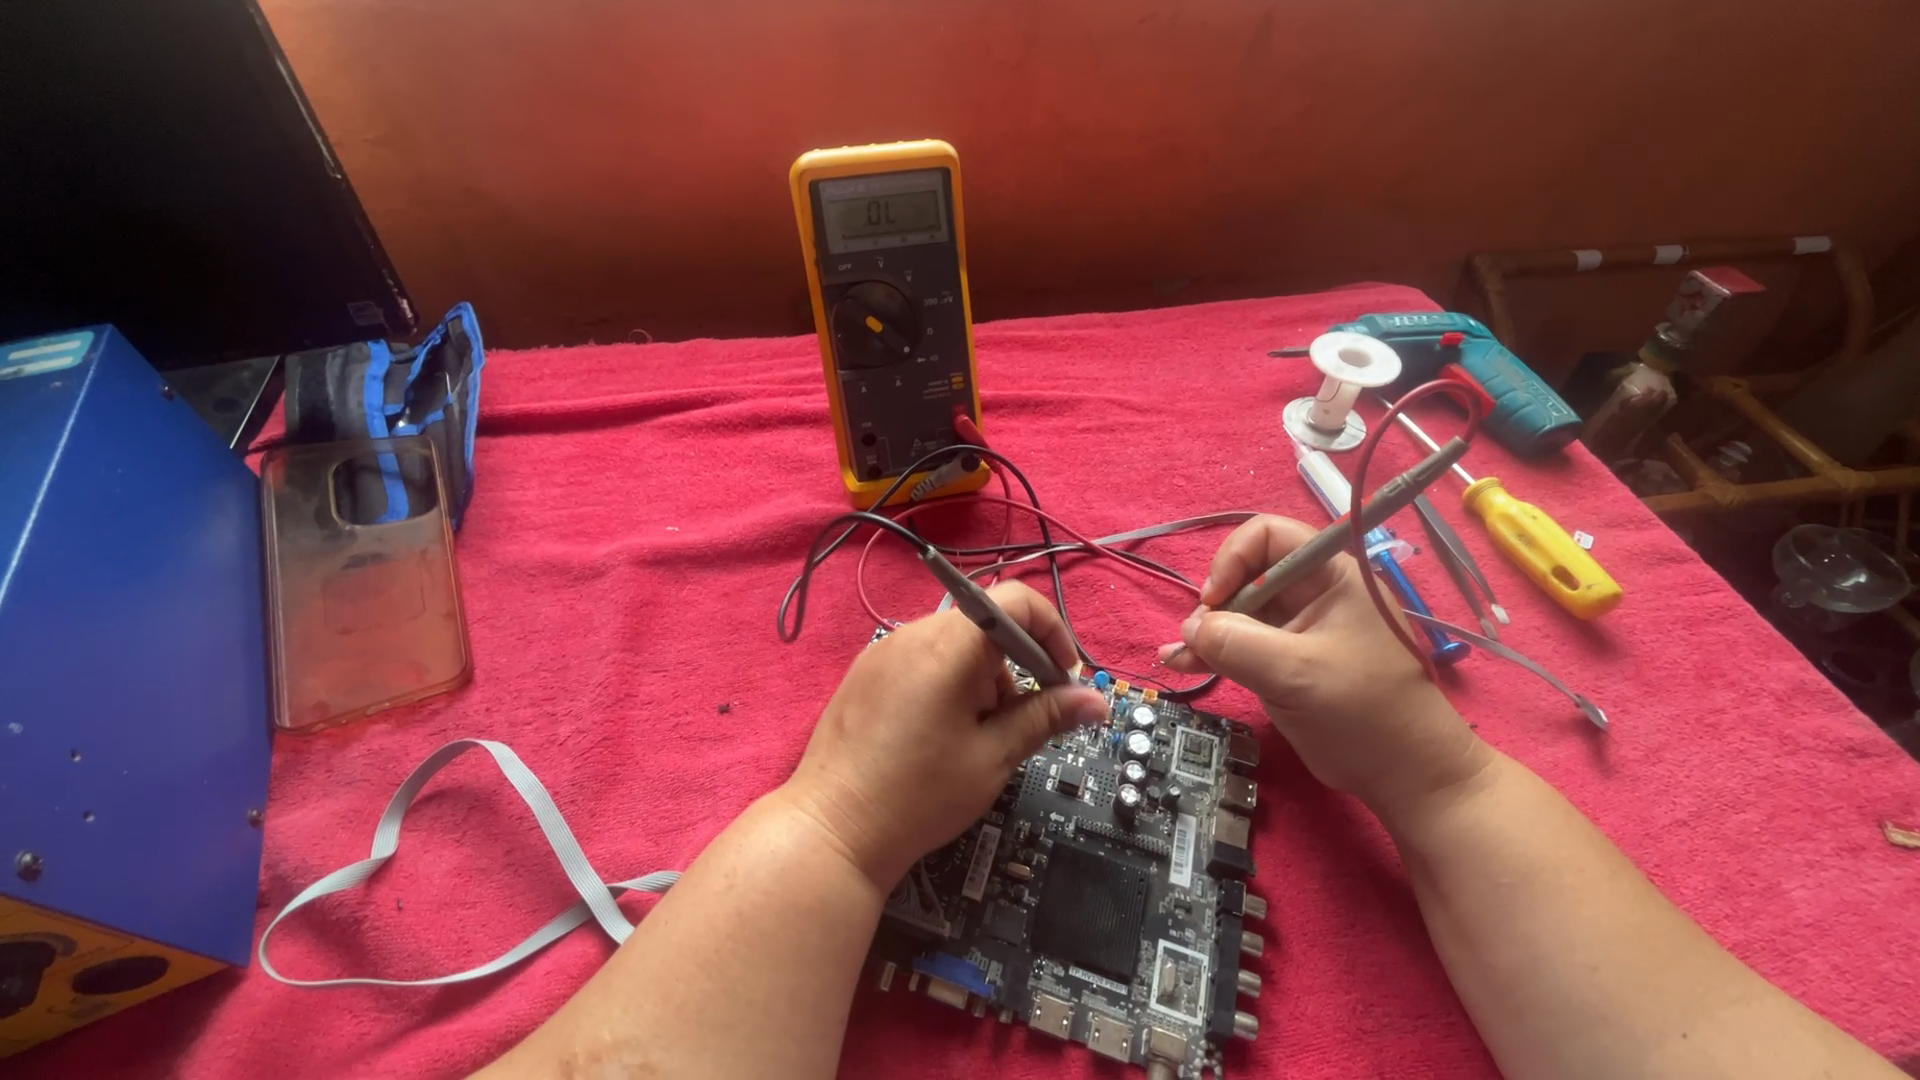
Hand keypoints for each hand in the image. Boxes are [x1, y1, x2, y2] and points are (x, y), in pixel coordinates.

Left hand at [784, 583, 1109, 889]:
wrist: (831, 829)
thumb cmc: (919, 794)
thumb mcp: (993, 756)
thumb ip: (1046, 717)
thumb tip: (1095, 702)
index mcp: (949, 645)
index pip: (1015, 600)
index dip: (1052, 631)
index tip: (1062, 679)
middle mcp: (913, 634)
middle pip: (985, 624)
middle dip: (1016, 665)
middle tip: (1020, 721)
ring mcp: (883, 651)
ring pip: (954, 644)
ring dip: (982, 678)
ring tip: (975, 738)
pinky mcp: (866, 672)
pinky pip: (923, 659)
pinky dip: (948, 682)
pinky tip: (940, 733)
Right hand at [1158, 515, 1489, 817]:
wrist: (1404, 775)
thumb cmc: (1363, 712)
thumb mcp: (1296, 672)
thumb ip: (1236, 643)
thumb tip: (1189, 628)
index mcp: (1330, 576)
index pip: (1268, 536)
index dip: (1233, 559)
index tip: (1214, 600)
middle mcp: (1313, 593)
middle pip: (1247, 574)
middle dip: (1216, 603)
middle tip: (1197, 639)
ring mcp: (1298, 628)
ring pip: (1238, 612)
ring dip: (1206, 631)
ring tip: (1179, 657)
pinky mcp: (1285, 661)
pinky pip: (1240, 644)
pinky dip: (1211, 652)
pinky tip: (1180, 663)